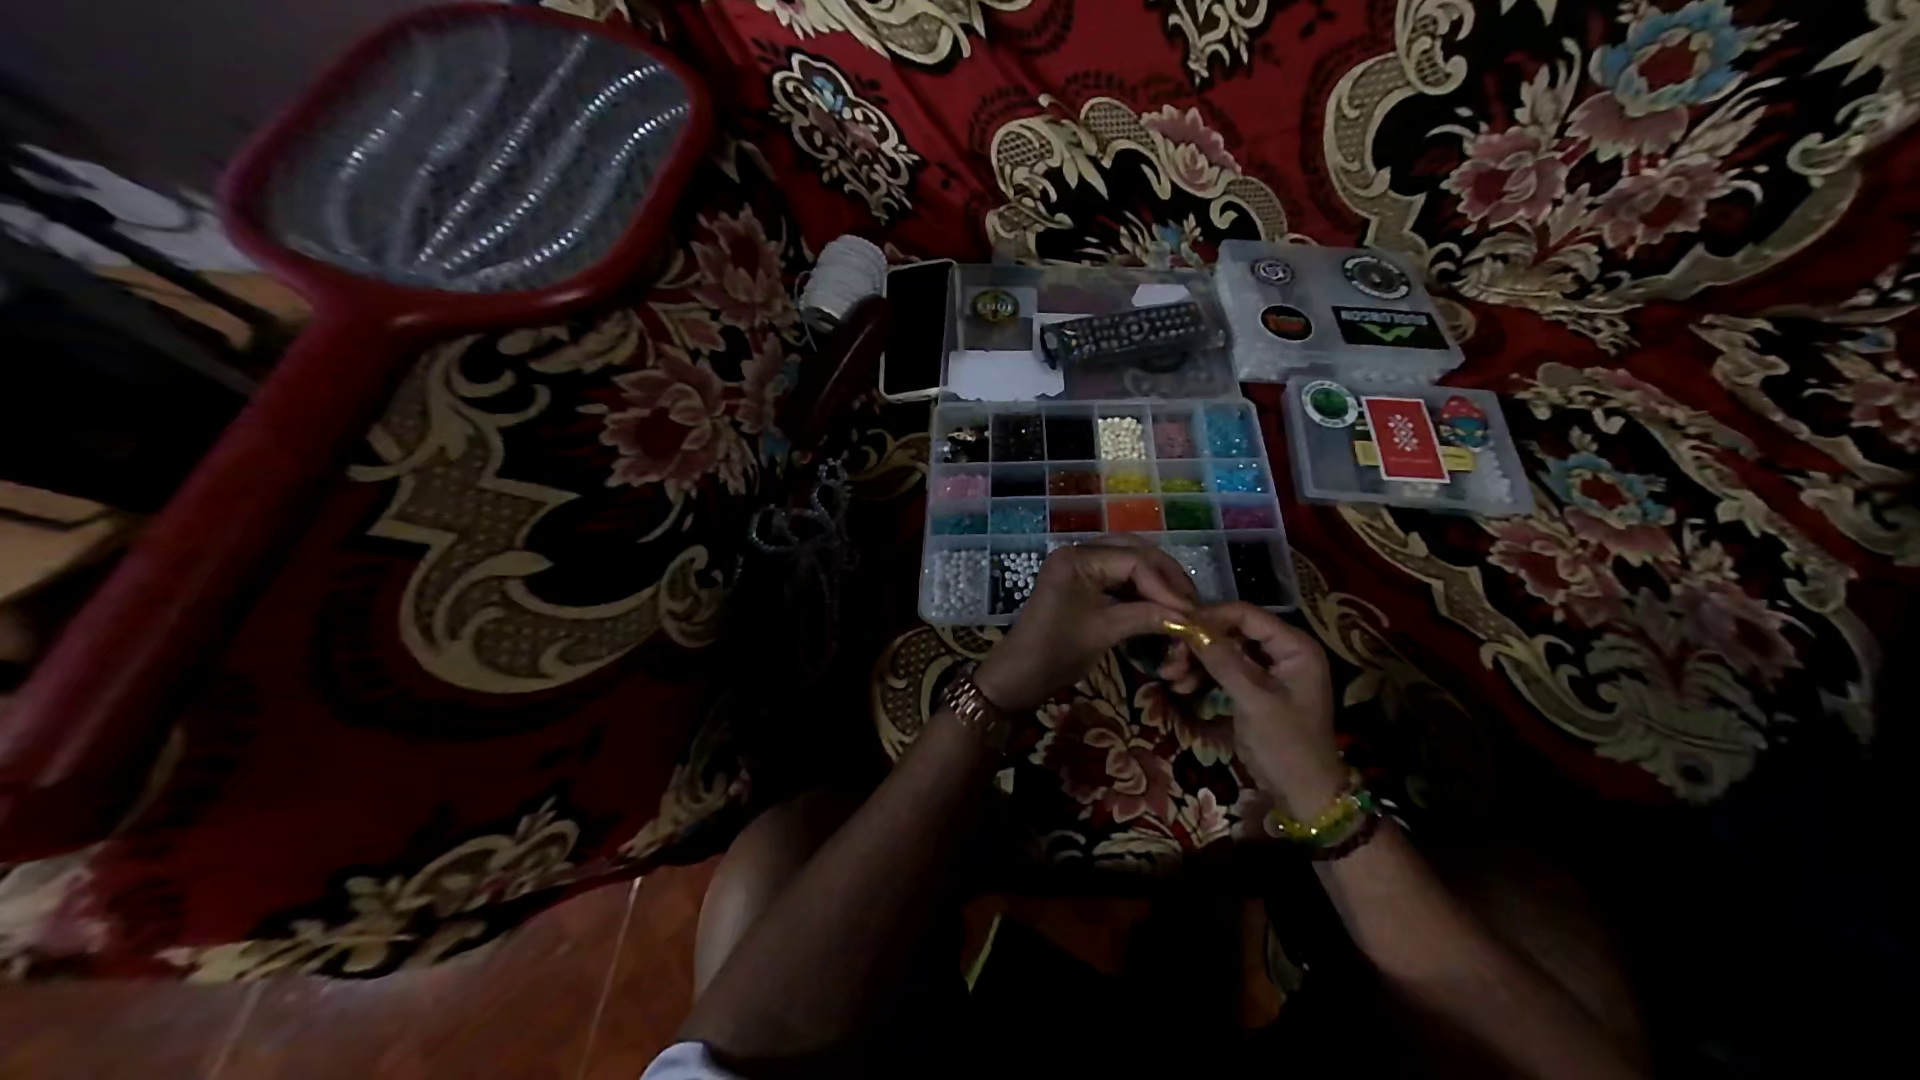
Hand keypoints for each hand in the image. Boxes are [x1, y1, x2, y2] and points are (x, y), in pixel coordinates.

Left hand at [973, 536, 1197, 712]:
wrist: (1020, 674)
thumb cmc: (1056, 652)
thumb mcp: (1105, 632)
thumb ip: (1147, 617)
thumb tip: (1190, 618)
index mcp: (1077, 558)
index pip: (1135, 561)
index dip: (1166, 586)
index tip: (1191, 613)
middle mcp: (1079, 552)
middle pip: (1135, 552)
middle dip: (1166, 577)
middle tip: (1192, 604)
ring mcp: (1080, 564)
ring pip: (1130, 560)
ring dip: (1157, 580)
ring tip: (1182, 604)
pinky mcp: (1082, 580)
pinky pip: (1120, 574)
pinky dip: (1142, 588)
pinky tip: (1162, 605)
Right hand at [1170, 602, 1344, 814]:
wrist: (1303, 794)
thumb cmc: (1287, 745)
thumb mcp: (1254, 701)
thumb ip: (1223, 661)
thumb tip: (1190, 627)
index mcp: (1294, 646)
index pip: (1246, 615)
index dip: (1209, 617)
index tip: (1175, 628)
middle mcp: (1283, 650)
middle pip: (1231, 630)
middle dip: (1198, 643)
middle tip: (1170, 660)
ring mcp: (1268, 669)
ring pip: (1223, 649)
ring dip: (1195, 660)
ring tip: (1170, 676)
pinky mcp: (1254, 686)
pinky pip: (1224, 669)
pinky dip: (1203, 675)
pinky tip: (1182, 686)